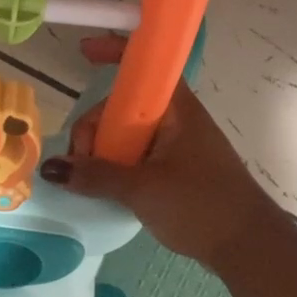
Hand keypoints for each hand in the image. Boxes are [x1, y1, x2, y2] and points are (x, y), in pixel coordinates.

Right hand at [40, 35, 264, 264]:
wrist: (245, 244)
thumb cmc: (200, 205)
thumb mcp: (142, 189)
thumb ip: (96, 176)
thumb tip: (50, 168)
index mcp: (176, 109)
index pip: (145, 66)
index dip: (115, 52)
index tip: (84, 53)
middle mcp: (176, 120)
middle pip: (124, 107)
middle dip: (96, 128)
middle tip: (84, 163)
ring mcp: (176, 147)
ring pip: (127, 136)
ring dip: (104, 153)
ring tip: (91, 183)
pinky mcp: (174, 172)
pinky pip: (136, 158)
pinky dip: (116, 168)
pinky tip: (104, 190)